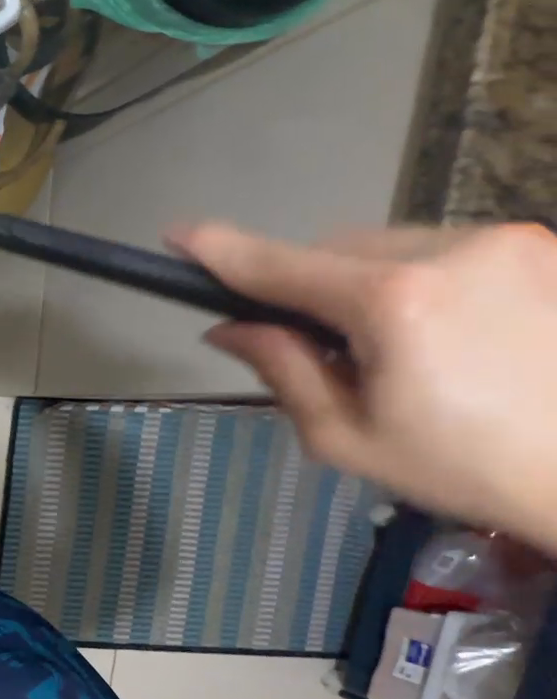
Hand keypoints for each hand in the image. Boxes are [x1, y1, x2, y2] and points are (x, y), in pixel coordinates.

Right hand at [175, 222, 556, 554]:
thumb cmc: (462, 465)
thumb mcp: (341, 433)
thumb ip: (281, 368)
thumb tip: (230, 328)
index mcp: (396, 303)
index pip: (283, 267)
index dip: (222, 251)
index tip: (177, 234)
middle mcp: (455, 253)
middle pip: (336, 249)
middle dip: (305, 287)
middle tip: (314, 348)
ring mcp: (508, 245)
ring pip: (387, 247)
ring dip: (360, 284)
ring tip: (387, 350)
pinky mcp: (538, 252)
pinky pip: (439, 253)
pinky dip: (411, 284)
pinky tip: (436, 336)